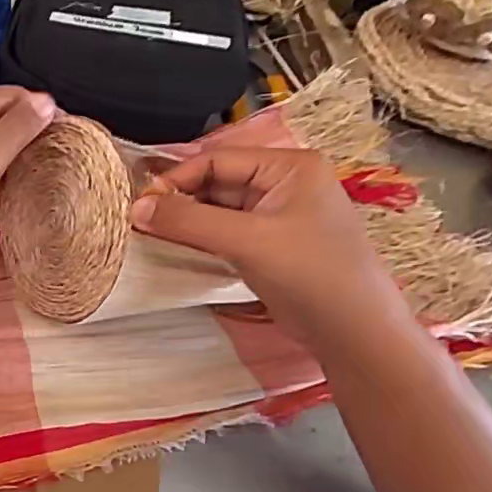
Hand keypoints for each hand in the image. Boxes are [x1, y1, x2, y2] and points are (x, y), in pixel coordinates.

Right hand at [129, 148, 404, 344]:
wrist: (353, 331)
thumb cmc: (311, 274)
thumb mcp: (247, 241)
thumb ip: (189, 221)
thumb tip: (137, 208)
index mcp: (289, 166)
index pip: (219, 159)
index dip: (177, 178)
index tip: (142, 203)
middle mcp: (284, 184)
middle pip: (218, 182)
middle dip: (181, 200)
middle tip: (142, 221)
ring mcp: (278, 217)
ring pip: (220, 209)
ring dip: (189, 221)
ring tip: (153, 234)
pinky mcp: (271, 246)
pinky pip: (228, 233)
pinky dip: (203, 238)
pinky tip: (179, 247)